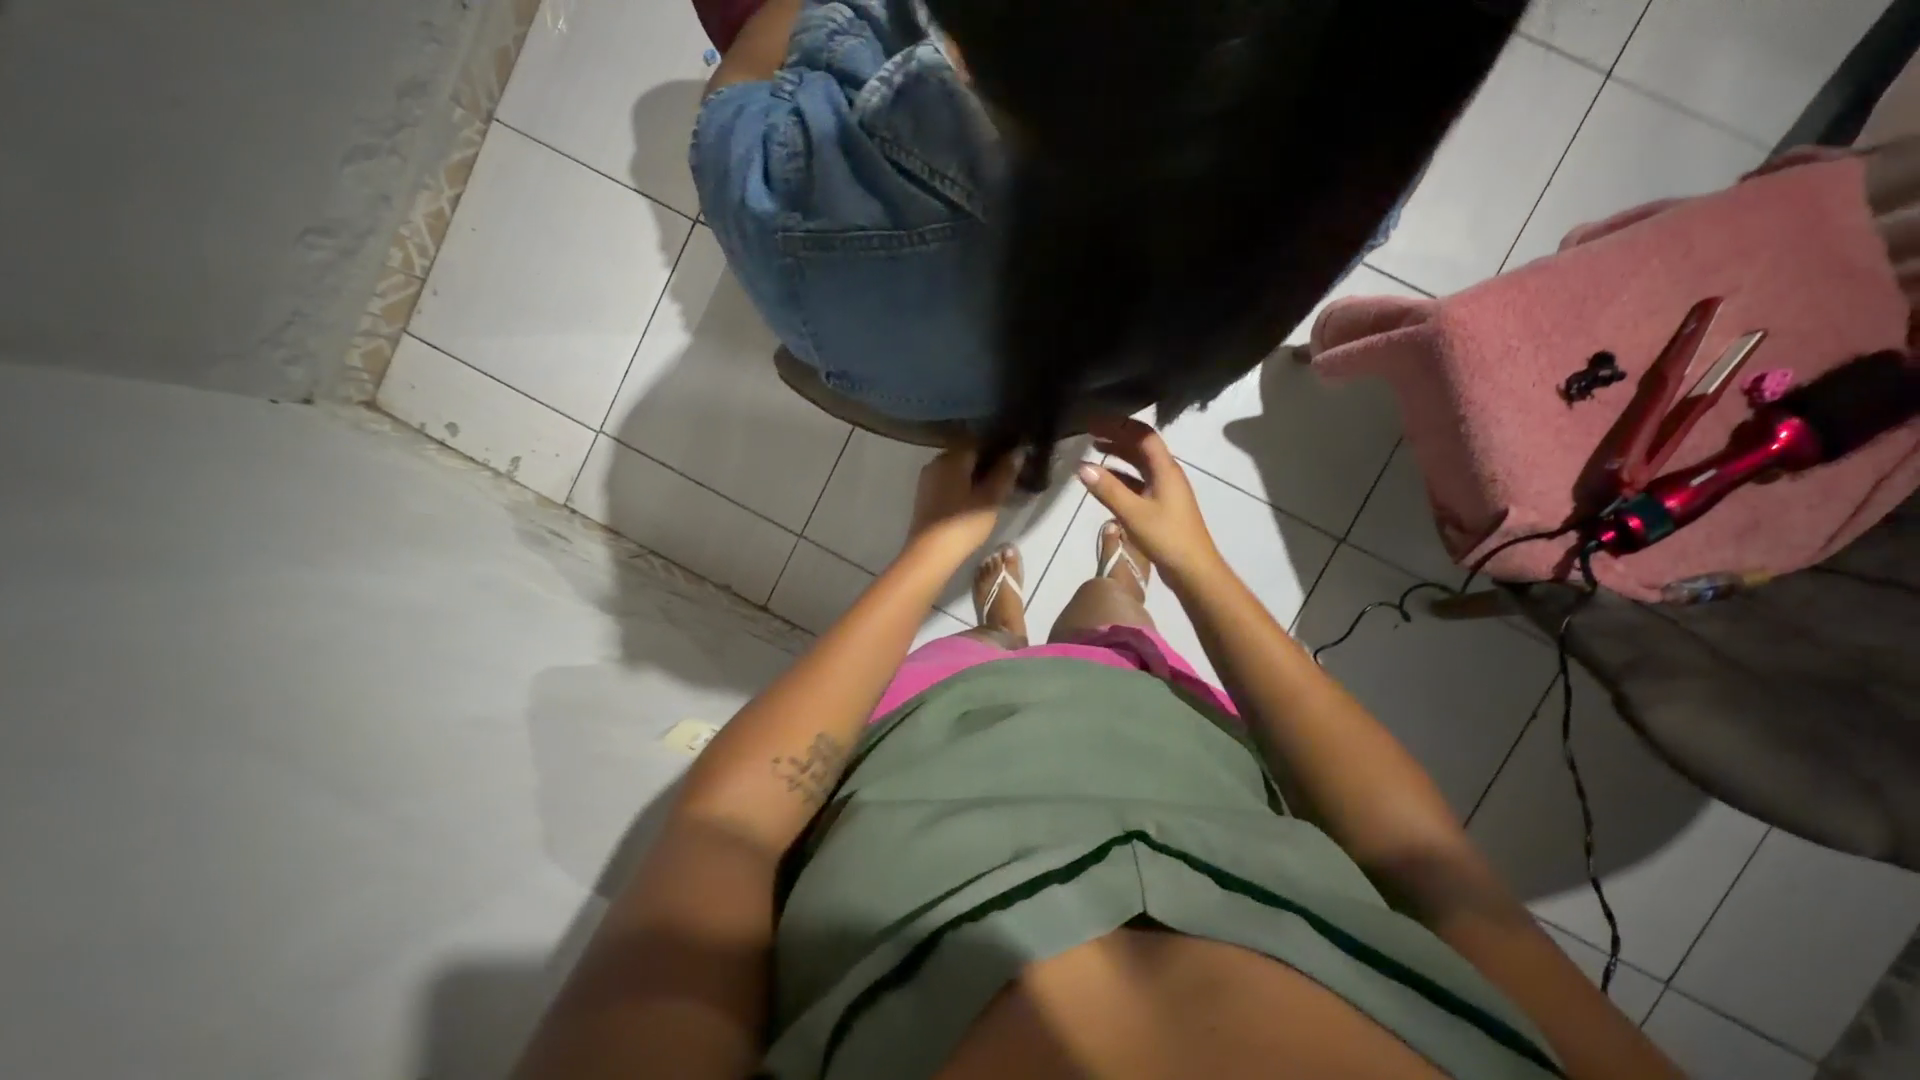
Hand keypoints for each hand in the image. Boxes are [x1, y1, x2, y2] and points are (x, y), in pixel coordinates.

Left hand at [906, 446, 1017, 560]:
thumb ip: (1005, 473)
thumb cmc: (964, 524)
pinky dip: (961, 485)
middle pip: (965, 454)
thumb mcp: (990, 499)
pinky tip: (974, 498)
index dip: (998, 446)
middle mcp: (936, 462)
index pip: (978, 440)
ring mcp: (927, 479)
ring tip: (993, 488)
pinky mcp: (924, 495)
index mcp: (952, 457)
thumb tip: (1018, 451)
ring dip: (973, 474)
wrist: (930, 554)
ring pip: (956, 469)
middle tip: (1007, 475)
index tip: (1014, 457)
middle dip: (986, 461)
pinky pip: (947, 481)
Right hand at [1076, 418, 1221, 580]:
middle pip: (1141, 446)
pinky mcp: (1161, 505)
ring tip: (1094, 449)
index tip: (1094, 422)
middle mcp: (1167, 474)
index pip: (1142, 435)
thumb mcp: (1133, 513)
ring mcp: (1165, 490)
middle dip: (1116, 436)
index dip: (1119, 425)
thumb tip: (1081, 466)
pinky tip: (1105, 481)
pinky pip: (1139, 482)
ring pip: (1140, 464)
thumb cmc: (1166, 537)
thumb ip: (1107, 489)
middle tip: (1089, 432)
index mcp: (1165, 469)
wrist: (1193, 569)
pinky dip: (1121, 477)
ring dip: (1118, 455)